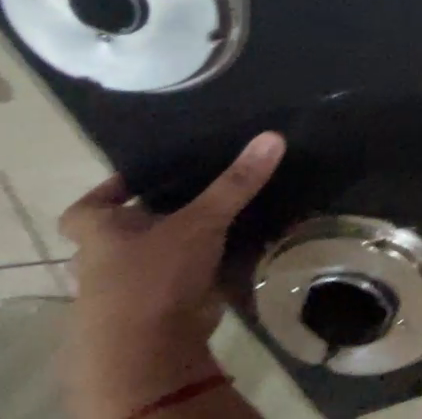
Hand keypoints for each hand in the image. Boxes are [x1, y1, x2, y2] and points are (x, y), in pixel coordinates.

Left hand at [60, 133, 285, 418]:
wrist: (150, 350)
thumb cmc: (155, 277)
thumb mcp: (201, 221)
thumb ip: (236, 182)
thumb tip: (273, 135)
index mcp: (101, 238)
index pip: (85, 210)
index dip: (108, 192)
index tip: (143, 177)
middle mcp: (107, 262)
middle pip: (124, 231)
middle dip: (158, 212)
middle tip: (201, 186)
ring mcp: (132, 287)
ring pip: (156, 252)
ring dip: (183, 238)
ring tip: (227, 210)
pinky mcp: (161, 304)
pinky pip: (181, 273)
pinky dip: (202, 261)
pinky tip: (234, 244)